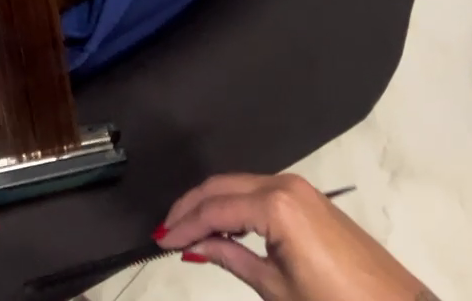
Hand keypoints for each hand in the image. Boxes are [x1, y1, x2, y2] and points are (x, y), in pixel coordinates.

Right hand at [156, 174, 434, 300]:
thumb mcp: (277, 289)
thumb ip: (231, 258)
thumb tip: (195, 245)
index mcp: (275, 204)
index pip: (215, 209)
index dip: (184, 225)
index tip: (161, 241)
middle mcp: (284, 183)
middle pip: (222, 186)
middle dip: (191, 206)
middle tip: (167, 230)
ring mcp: (299, 187)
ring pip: (239, 185)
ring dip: (212, 203)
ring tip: (188, 229)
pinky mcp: (309, 198)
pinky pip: (259, 191)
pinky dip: (235, 204)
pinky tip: (222, 224)